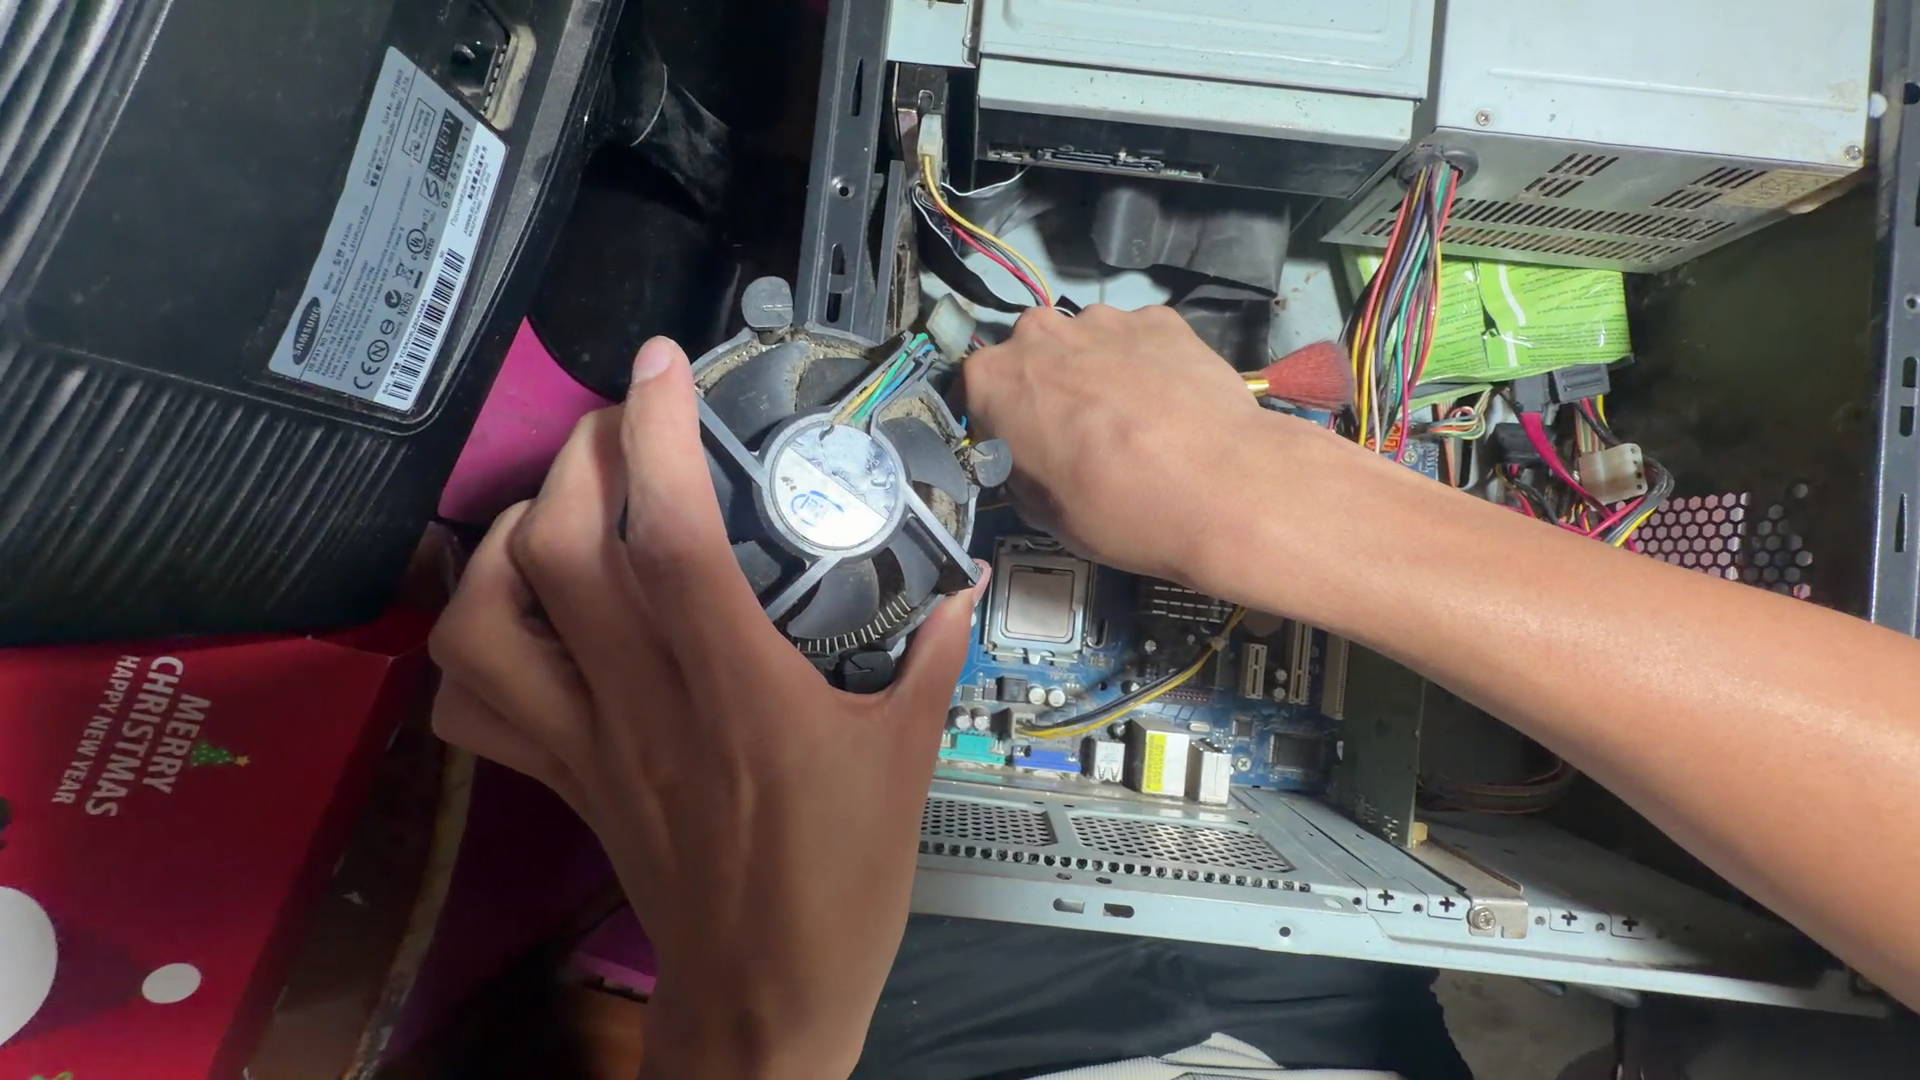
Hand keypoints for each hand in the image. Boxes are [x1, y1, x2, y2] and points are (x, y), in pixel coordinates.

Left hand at [429, 338, 985, 1078]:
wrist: (768, 991)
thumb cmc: (844, 876)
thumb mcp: (910, 755)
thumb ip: (932, 657)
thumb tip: (963, 586)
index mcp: (741, 686)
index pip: (676, 538)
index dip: (661, 437)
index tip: (667, 367)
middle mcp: (646, 701)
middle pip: (566, 546)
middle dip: (586, 451)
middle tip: (630, 418)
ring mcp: (586, 742)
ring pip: (490, 614)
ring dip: (512, 529)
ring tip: (566, 500)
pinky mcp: (559, 777)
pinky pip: (471, 700)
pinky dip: (473, 633)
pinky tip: (518, 606)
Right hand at [963, 305, 1275, 585]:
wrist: (1220, 486)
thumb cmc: (1115, 508)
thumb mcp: (1041, 511)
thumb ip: (1018, 469)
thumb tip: (1024, 457)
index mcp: (993, 379)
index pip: (976, 393)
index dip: (998, 423)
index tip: (1020, 448)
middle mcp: (1038, 333)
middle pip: (1030, 358)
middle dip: (1045, 388)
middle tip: (1076, 434)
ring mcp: (1103, 318)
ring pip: (1084, 344)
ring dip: (1094, 372)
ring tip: (1131, 418)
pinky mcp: (1160, 317)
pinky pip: (1135, 340)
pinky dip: (1142, 364)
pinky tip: (1166, 403)